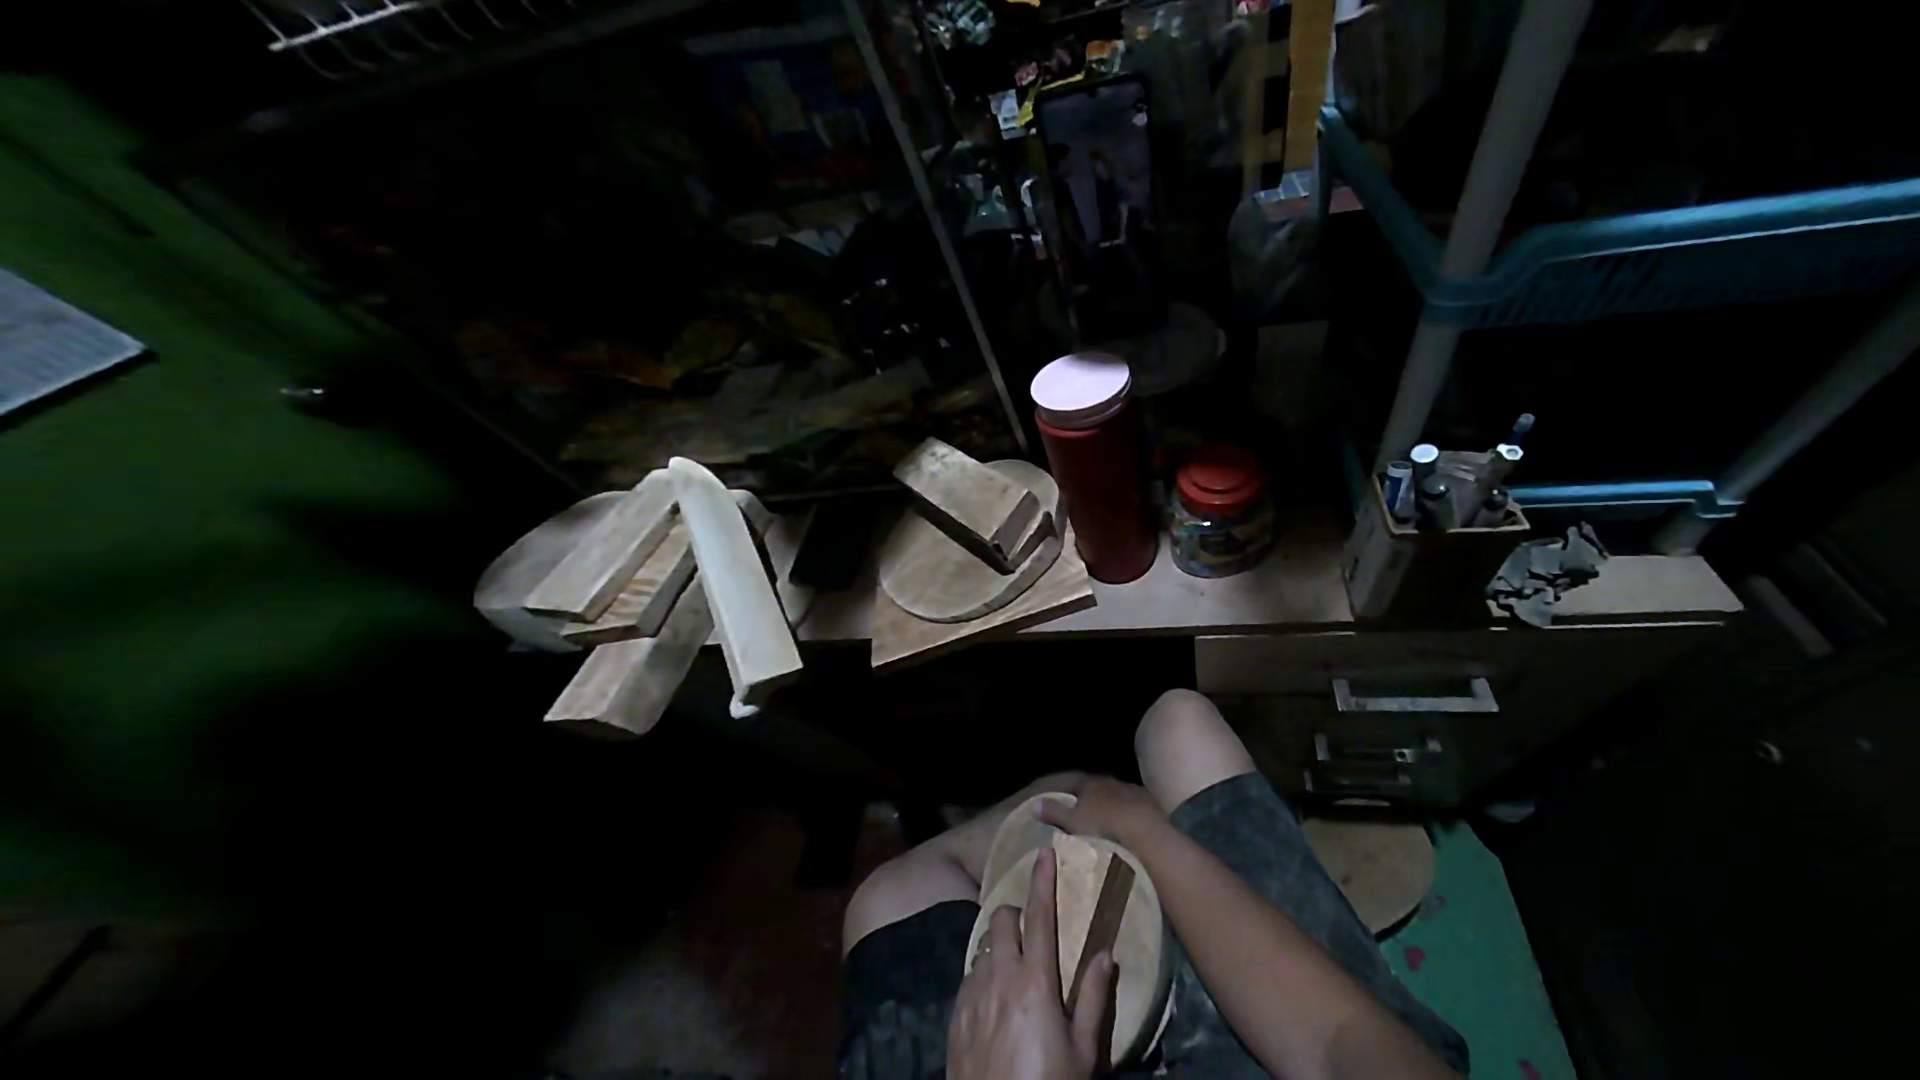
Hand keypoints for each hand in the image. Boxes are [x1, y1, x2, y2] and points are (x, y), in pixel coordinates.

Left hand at [949, 845, 1115, 1079]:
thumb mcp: (1083, 1052)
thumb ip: (1092, 998)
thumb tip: (1105, 953)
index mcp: (1035, 979)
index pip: (1039, 915)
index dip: (1042, 880)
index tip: (1044, 852)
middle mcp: (999, 974)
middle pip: (1001, 919)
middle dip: (1015, 915)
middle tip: (1030, 934)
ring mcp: (972, 991)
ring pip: (983, 947)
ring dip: (999, 948)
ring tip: (1014, 974)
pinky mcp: (955, 1011)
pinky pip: (969, 975)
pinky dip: (983, 975)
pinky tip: (995, 1002)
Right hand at [1037, 777, 1161, 845]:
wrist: (1145, 833)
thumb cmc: (1102, 826)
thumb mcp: (1072, 822)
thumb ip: (1053, 812)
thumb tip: (1035, 804)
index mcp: (1090, 783)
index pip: (1073, 781)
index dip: (1065, 789)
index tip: (1060, 798)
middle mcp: (1111, 782)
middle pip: (1096, 788)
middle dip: (1090, 797)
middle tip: (1083, 812)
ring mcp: (1132, 791)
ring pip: (1116, 796)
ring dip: (1111, 805)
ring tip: (1106, 821)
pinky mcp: (1150, 804)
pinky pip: (1135, 807)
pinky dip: (1129, 814)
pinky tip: (1128, 827)